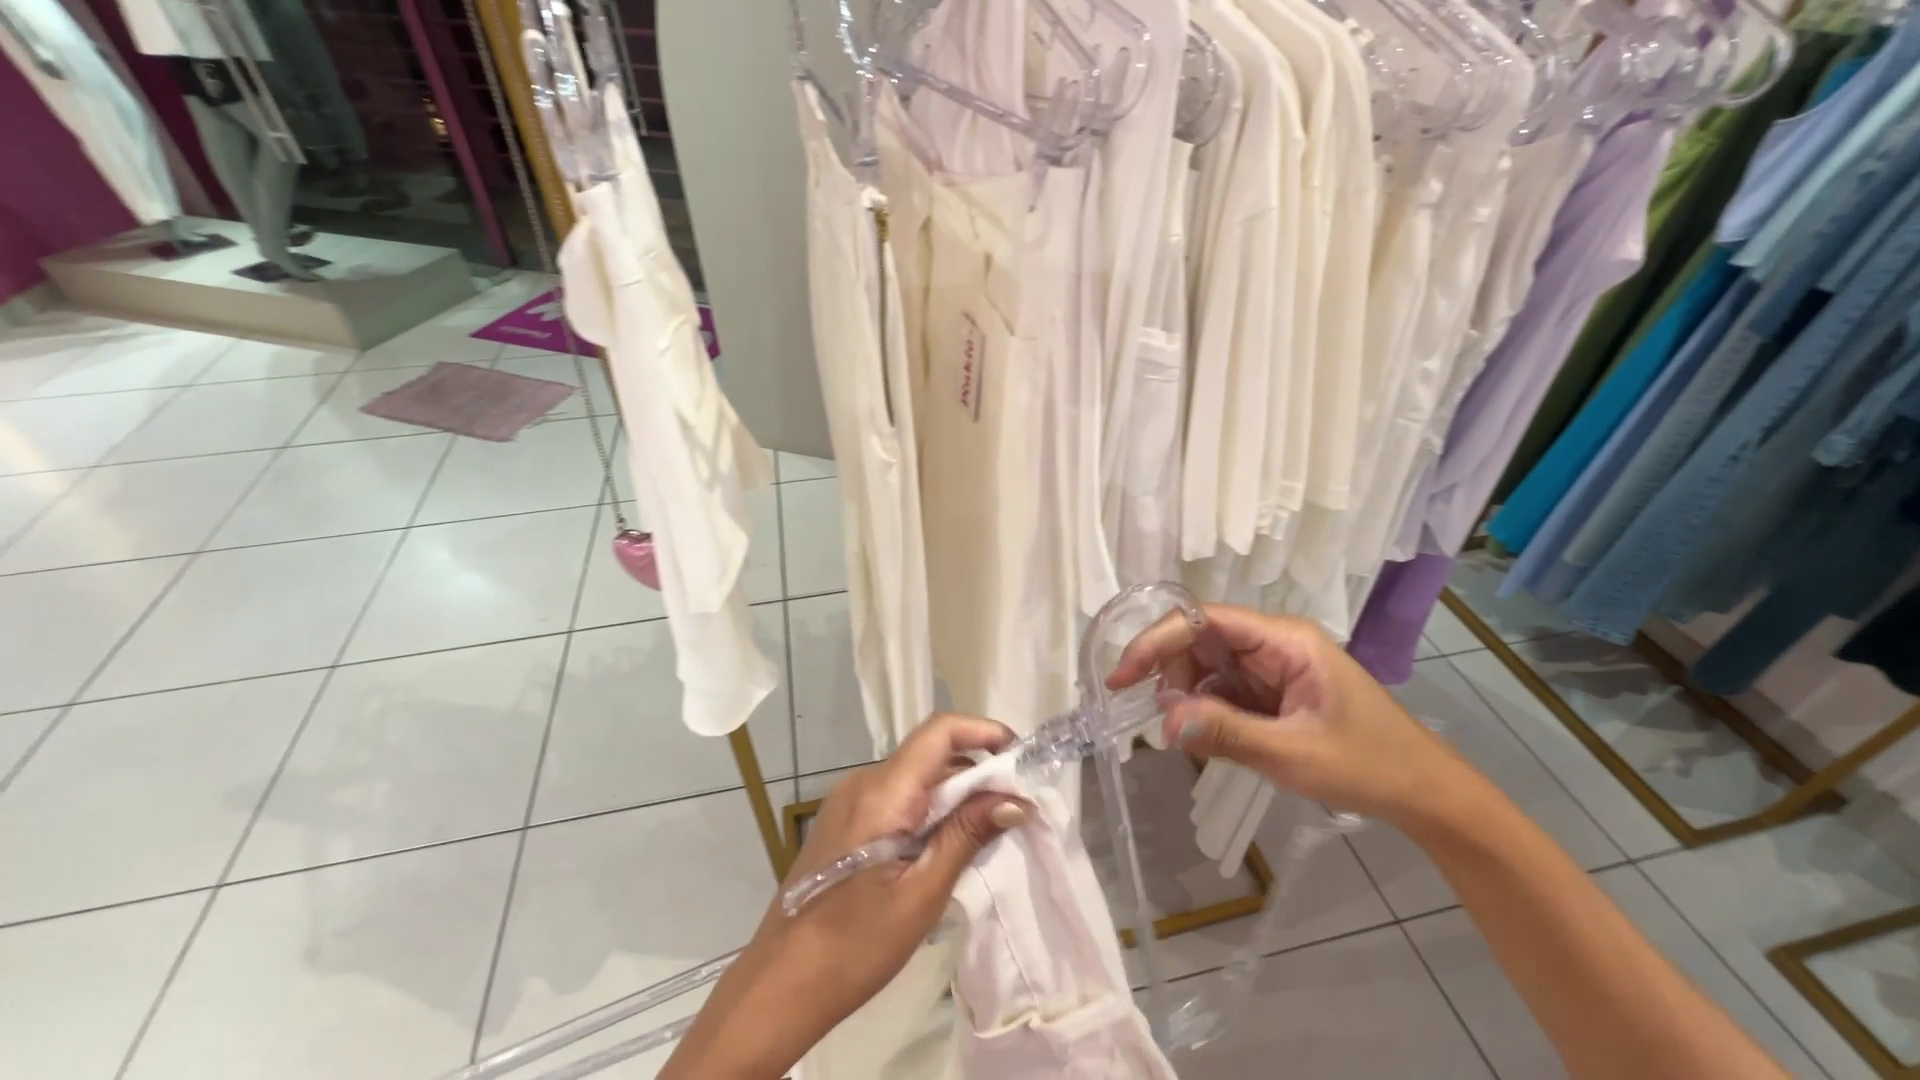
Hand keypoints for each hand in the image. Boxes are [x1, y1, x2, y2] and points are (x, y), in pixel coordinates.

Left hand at [661, 714, 1026, 1079]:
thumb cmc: (855, 944)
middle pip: (930, 755)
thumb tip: (1015, 799)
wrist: (782, 983)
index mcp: (881, 792)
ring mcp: (848, 803)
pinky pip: (897, 800)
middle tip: (1016, 809)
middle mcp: (862, 783)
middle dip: (978, 772)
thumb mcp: (922, 893)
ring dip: (955, 796)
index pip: (939, 732)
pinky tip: (946, 849)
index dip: (984, 731)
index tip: (1022, 759)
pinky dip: (929, 812)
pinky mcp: (844, 824)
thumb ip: (966, 836)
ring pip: (915, 779)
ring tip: (988, 834)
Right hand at [1107, 603, 1466, 827]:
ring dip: (1185, 695)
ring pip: (1207, 666)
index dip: (1158, 641)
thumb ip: (1225, 733)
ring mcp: (1273, 668)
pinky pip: (1223, 689)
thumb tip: (1161, 725)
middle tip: (1158, 719)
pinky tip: (1203, 736)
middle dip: (1170, 673)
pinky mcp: (1273, 692)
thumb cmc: (1367, 765)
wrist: (1422, 793)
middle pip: (1200, 640)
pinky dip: (1204, 709)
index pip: (1205, 620)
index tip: (1122, 677)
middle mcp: (1274, 644)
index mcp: (1285, 640)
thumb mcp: (1292, 754)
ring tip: (1185, 734)